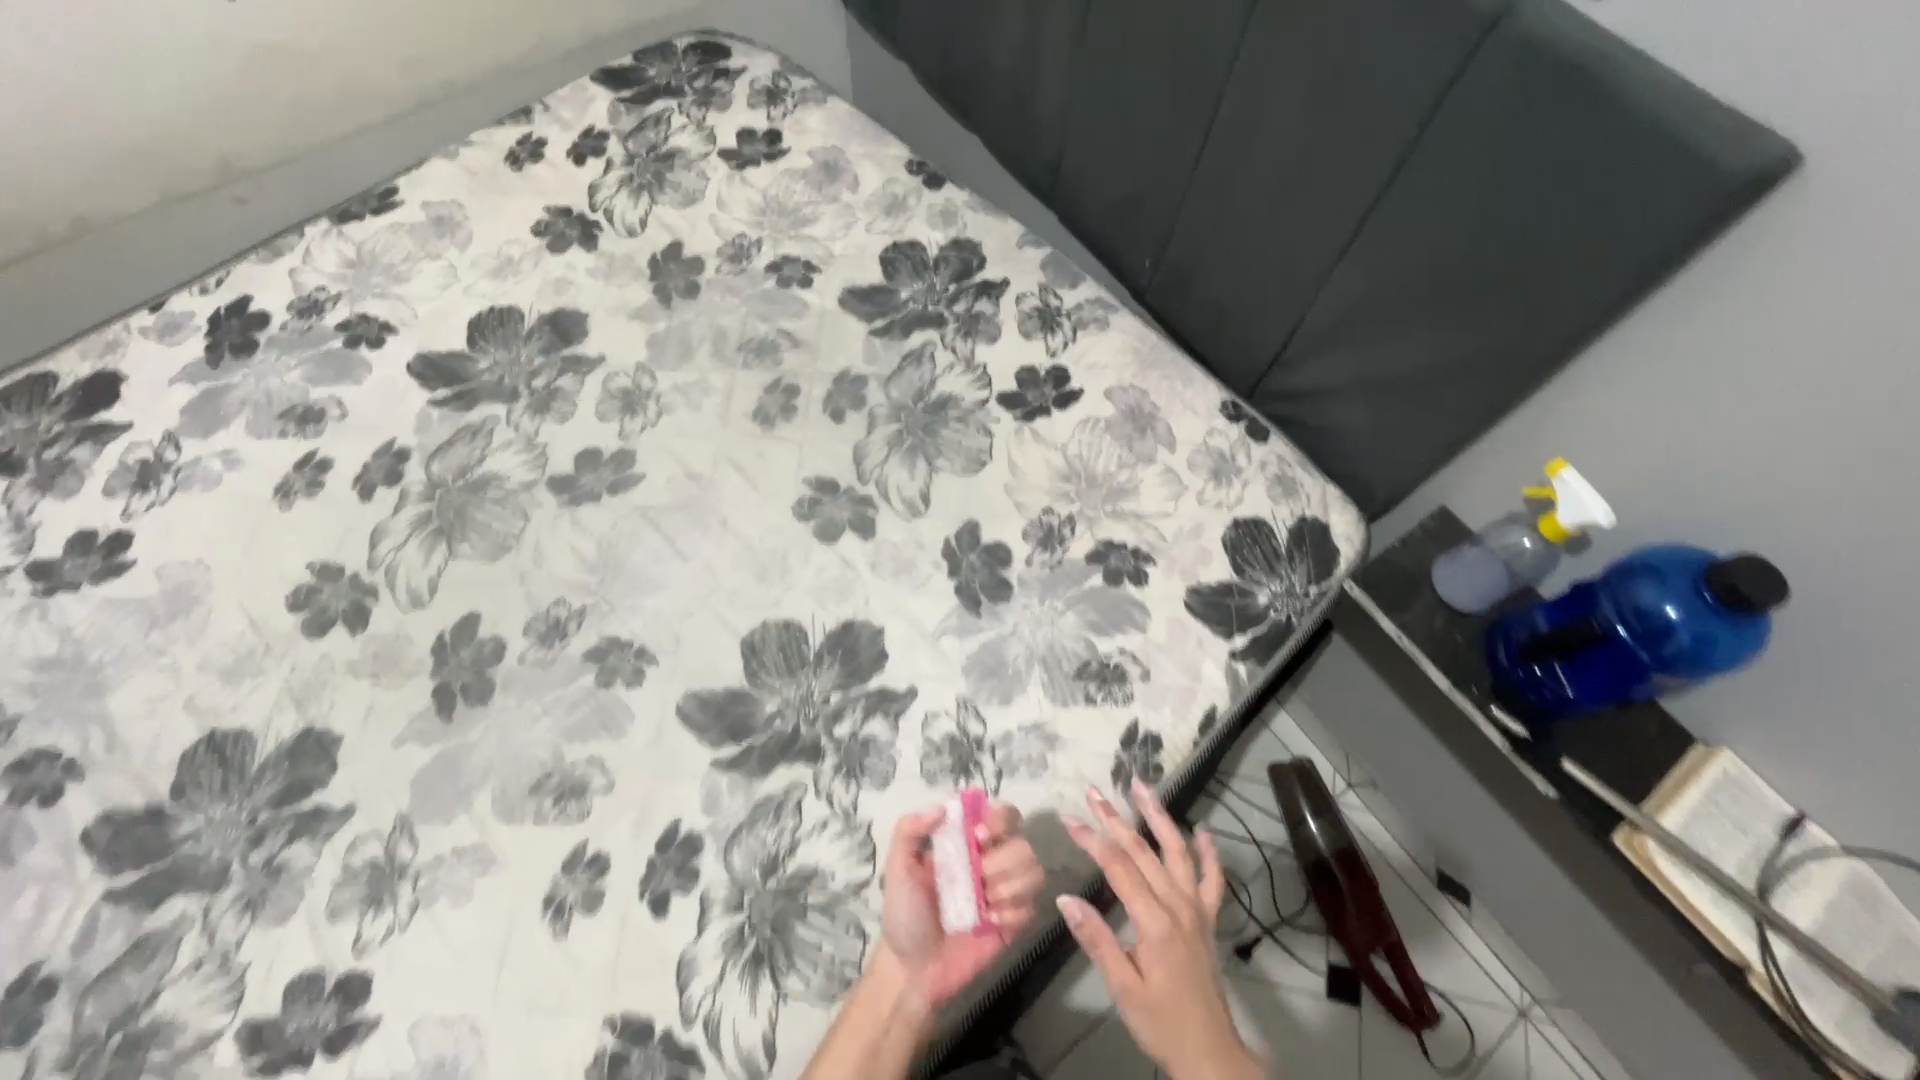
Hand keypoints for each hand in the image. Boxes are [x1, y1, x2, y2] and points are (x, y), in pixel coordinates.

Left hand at [880, 802, 1046, 1009]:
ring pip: (1034, 870)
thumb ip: (910, 829)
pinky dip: (1012, 913)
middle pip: (1023, 841)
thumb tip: (943, 806)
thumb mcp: (898, 867)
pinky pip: (1032, 906)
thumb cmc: (904, 914)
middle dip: (1001, 860)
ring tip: (984, 904)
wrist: (914, 969)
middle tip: (978, 877)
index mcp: (967, 843)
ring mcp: (1006, 891)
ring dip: (1009, 887)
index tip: (979, 837)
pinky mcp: (1015, 921)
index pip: (1002, 814)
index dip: (999, 819)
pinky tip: (990, 923)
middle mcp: (992, 861)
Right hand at [1057, 781, 1263, 1079]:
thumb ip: (1096, 939)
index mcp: (1155, 921)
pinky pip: (1213, 879)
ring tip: (1143, 788)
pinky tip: (1203, 832)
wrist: (1209, 1050)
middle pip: (1143, 851)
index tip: (1069, 819)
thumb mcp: (1122, 986)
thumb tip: (1065, 898)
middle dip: (1115, 819)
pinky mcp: (1208, 919)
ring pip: (1178, 852)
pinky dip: (1209, 854)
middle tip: (1093, 791)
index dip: (1092, 840)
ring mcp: (1197, 910)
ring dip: (1160, 817)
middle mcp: (1179, 906)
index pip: (1118, 867)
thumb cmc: (1160, 1021)